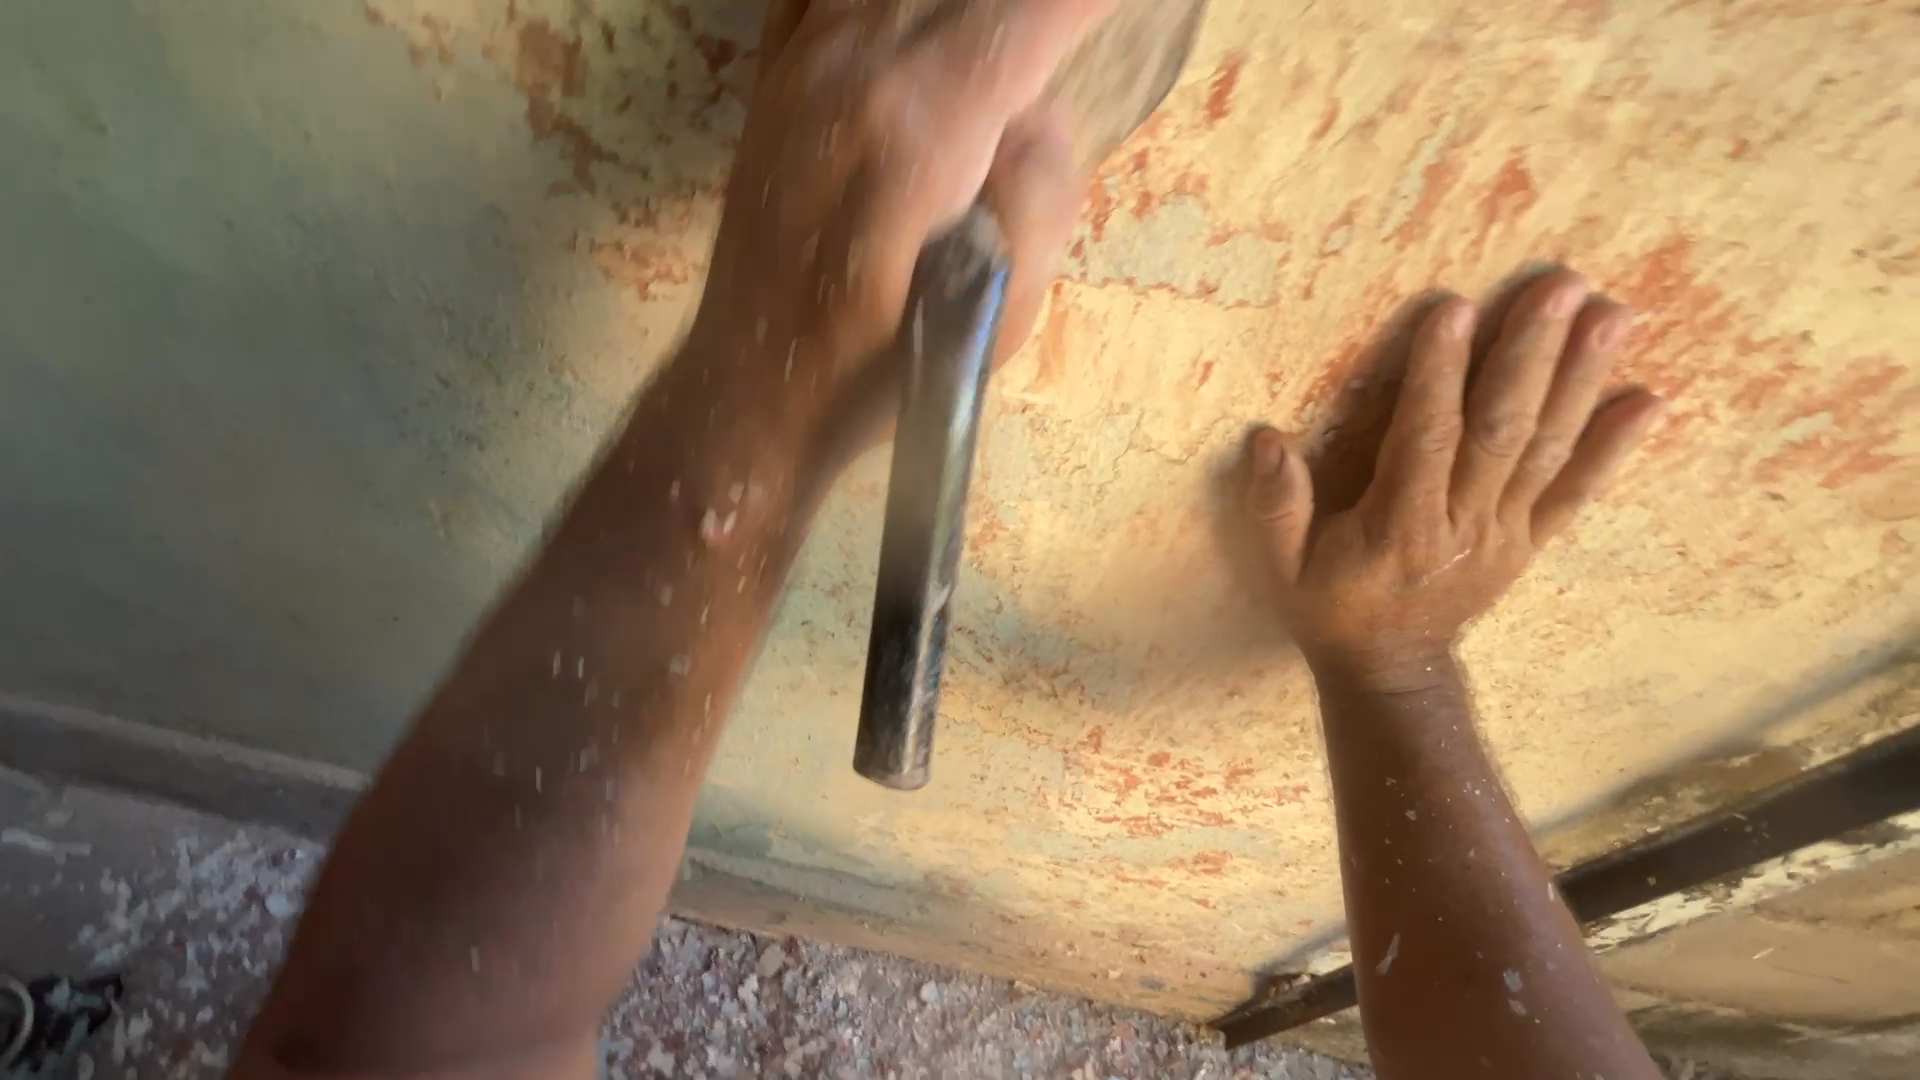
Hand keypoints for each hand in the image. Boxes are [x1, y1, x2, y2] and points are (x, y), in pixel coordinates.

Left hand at [688, 0, 1107, 455]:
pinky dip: (896, 8)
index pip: (1034, 10)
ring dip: (972, 11)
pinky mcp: (775, 77)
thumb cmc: (878, 375)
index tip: (1118, 11)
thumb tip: (1038, 116)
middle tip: (1070, 37)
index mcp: (920, 128)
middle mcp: (855, 66)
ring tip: (1006, 51)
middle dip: (1037, 11)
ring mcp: (804, 61)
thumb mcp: (994, 323)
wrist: (754, 387)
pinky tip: (920, 39)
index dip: (1089, 2)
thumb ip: (1041, 203)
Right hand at [1243, 270, 1666, 688]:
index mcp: (1401, 525)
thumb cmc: (1330, 611)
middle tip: (1561, 286)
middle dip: (1530, 354)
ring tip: (1612, 317)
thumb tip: (1266, 440)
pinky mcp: (1528, 544)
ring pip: (1546, 450)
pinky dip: (1613, 448)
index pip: (1426, 436)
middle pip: (1503, 430)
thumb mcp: (1283, 568)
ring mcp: (1504, 534)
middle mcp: (1463, 523)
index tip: (1455, 308)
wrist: (1390, 671)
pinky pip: (1576, 494)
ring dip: (1581, 380)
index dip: (1439, 372)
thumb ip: (1277, 506)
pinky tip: (1646, 401)